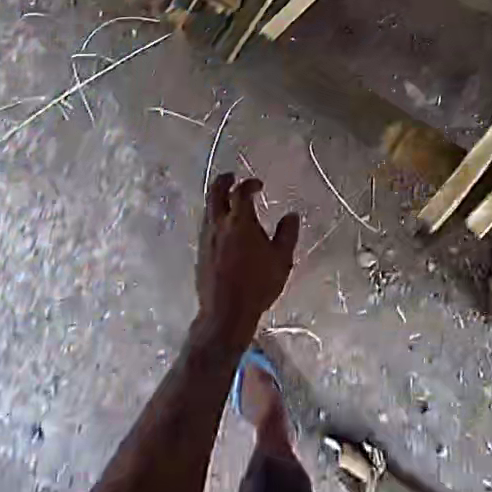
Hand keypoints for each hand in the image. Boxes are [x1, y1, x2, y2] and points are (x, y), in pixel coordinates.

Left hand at [193, 173, 299, 349]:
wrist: (225, 314)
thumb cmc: (257, 284)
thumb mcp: (281, 259)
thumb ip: (287, 234)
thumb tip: (291, 215)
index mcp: (240, 222)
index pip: (241, 192)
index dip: (249, 184)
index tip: (258, 185)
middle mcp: (219, 225)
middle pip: (215, 193)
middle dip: (224, 181)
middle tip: (232, 177)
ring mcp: (206, 239)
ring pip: (208, 209)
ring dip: (217, 200)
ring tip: (229, 202)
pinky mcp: (200, 254)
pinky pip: (206, 226)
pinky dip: (214, 217)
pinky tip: (223, 228)